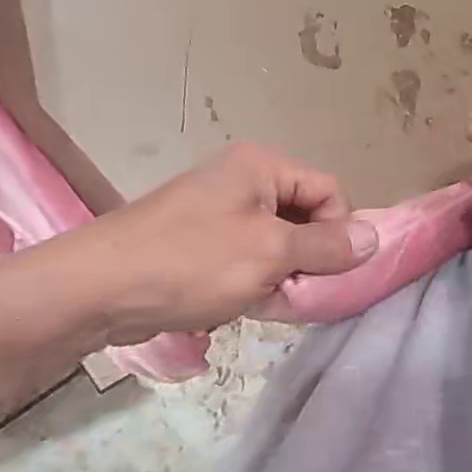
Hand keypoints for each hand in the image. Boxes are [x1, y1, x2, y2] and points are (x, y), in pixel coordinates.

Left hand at [23, 144, 378, 350]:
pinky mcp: (201, 241)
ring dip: (280, 277)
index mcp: (263, 166)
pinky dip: (253, 282)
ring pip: (277, 244)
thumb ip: (327, 246)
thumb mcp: (269, 253)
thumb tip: (375, 236)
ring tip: (262, 303)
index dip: (339, 232)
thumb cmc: (191, 262)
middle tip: (294, 294)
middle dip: (307, 260)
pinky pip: (247, 258)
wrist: (97, 289)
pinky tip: (240, 305)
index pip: (329, 191)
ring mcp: (219, 211)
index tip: (330, 274)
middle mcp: (244, 180)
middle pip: (305, 218)